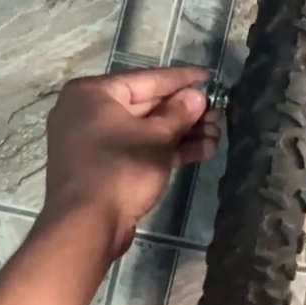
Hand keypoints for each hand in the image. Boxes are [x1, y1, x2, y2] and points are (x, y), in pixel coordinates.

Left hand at [41, 67, 220, 249]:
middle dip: (185, 112)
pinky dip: (166, 150)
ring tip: (217, 135)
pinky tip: (203, 151)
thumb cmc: (120, 170)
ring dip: (182, 133)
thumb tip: (197, 96)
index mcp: (92, 93)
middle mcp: (88, 111)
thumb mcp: (157, 138)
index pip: (147, 79)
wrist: (86, 226)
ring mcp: (93, 141)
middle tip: (219, 113)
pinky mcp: (103, 166)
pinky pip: (138, 149)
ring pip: (145, 130)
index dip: (182, 79)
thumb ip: (180, 113)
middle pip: (147, 105)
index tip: (210, 78)